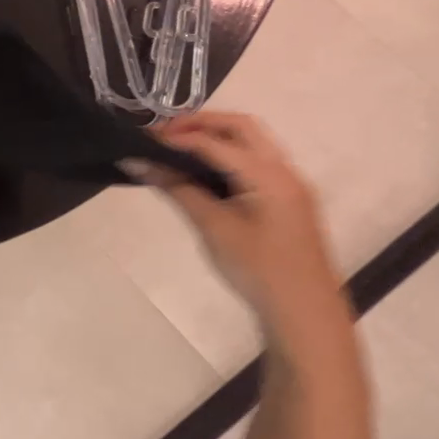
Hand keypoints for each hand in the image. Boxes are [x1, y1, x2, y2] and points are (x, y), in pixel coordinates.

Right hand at [145, 113, 344, 328]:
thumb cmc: (258, 268)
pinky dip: (225, 154)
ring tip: (174, 149)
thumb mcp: (211, 225)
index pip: (213, 141)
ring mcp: (290, 186)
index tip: (137, 140)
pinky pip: (254, 160)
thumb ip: (174, 186)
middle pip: (241, 127)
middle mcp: (285, 173)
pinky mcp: (286, 200)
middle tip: (161, 135)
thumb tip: (132, 159)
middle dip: (198, 123)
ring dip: (212, 137)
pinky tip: (199, 171)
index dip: (173, 136)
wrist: (306, 314)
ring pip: (250, 141)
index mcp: (270, 176)